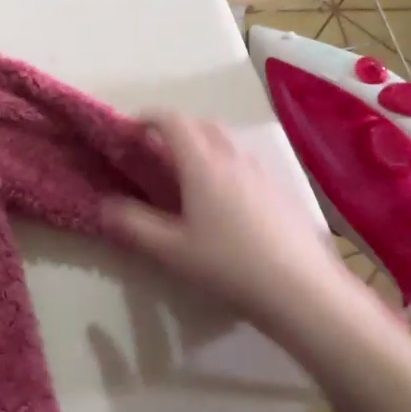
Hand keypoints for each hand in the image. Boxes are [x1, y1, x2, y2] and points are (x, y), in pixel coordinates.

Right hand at [103, 113, 347, 323]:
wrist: (305, 293)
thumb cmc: (230, 266)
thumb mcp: (172, 250)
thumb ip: (133, 224)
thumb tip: (104, 205)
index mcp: (202, 163)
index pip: (172, 120)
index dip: (148, 118)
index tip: (131, 130)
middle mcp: (233, 158)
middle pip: (202, 124)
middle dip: (176, 128)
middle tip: (157, 150)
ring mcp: (263, 173)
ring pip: (228, 142)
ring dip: (204, 144)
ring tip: (190, 173)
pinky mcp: (283, 193)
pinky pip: (247, 163)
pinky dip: (227, 164)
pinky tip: (226, 200)